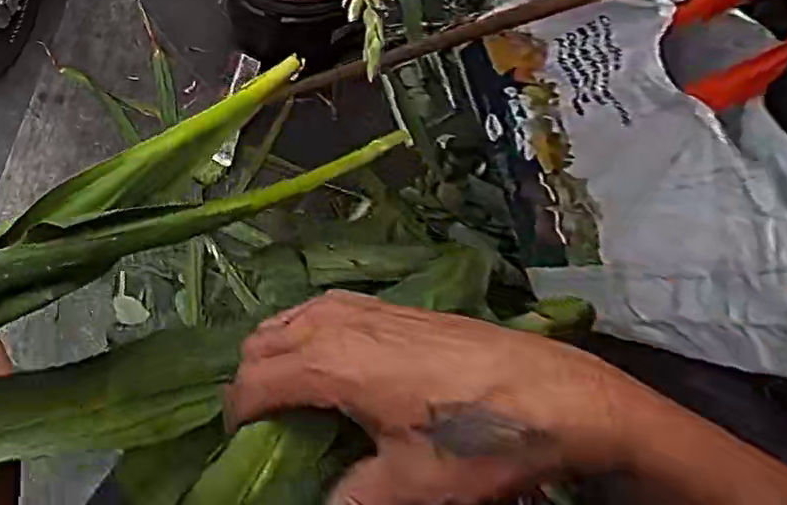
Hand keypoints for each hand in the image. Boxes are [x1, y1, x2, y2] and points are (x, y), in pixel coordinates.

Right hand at [225, 292, 627, 502]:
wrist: (548, 387)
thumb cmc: (477, 436)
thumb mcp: (418, 485)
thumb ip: (357, 499)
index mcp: (325, 363)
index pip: (253, 382)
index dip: (237, 413)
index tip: (238, 441)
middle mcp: (324, 323)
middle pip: (258, 344)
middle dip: (249, 382)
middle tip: (265, 424)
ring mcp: (348, 305)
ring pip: (280, 321)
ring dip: (270, 353)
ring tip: (287, 393)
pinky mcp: (372, 301)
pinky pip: (309, 310)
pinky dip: (296, 333)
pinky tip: (323, 358)